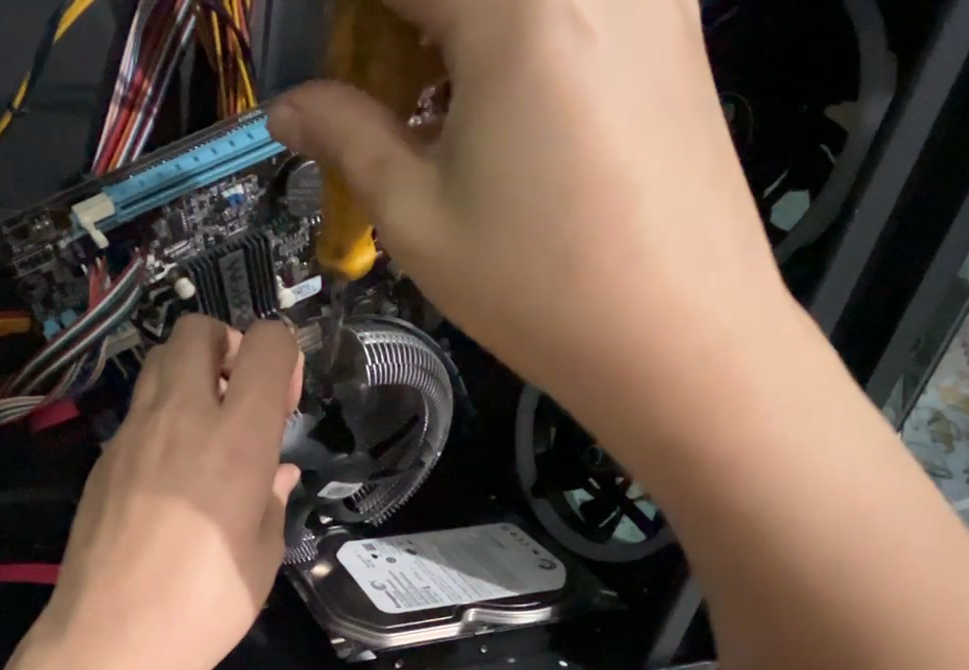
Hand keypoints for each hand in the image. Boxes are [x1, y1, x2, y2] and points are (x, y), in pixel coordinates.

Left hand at [38, 315, 303, 669]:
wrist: (114, 637)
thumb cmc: (206, 604)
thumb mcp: (262, 554)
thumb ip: (270, 498)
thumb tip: (276, 472)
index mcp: (236, 436)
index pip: (264, 343)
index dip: (282, 355)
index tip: (283, 402)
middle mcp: (180, 417)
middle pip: (197, 331)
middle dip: (226, 345)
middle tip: (239, 400)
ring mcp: (131, 434)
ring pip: (157, 363)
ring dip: (188, 375)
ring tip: (205, 431)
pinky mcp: (102, 459)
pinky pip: (136, 413)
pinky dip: (160, 419)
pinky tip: (169, 474)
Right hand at [267, 0, 802, 422]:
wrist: (682, 336)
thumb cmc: (535, 285)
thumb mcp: (417, 216)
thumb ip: (345, 136)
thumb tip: (287, 106)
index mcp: (516, 5)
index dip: (338, 20)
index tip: (315, 66)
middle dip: (393, 25)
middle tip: (362, 89)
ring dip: (449, 29)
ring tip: (422, 104)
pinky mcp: (671, 22)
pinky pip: (565, 3)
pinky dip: (508, 33)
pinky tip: (490, 102)